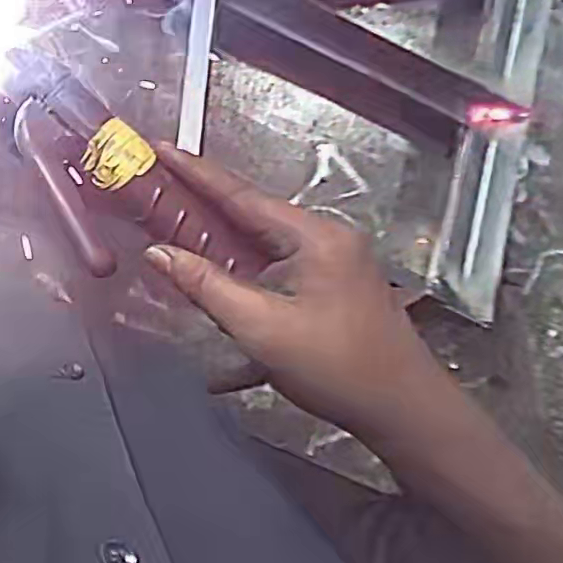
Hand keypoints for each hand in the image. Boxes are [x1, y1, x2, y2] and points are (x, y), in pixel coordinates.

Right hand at [141, 144, 453, 437]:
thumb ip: (205, 284)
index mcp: (314, 237)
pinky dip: (229, 250)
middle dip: (198, 192)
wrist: (407, 415)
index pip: (240, 195)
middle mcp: (321, 237)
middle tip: (155, 177)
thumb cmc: (337, 367)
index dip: (195, 171)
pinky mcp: (321, 279)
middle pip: (247, 208)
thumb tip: (156, 252)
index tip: (161, 147)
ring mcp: (325, 258)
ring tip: (168, 208)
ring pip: (254, 232)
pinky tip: (203, 252)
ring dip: (211, 223)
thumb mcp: (261, 326)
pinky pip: (264, 254)